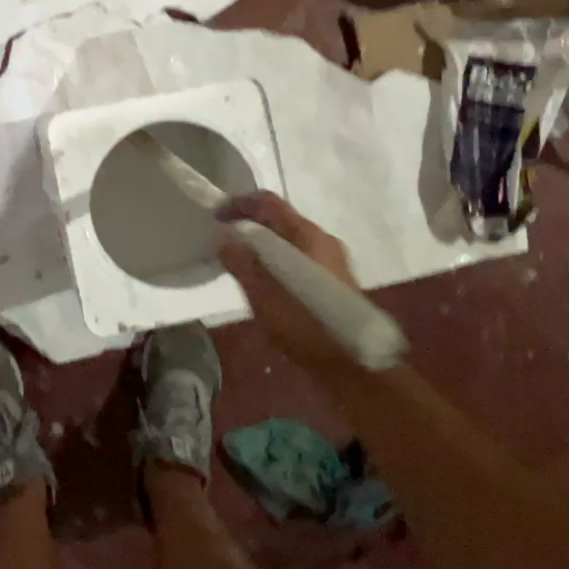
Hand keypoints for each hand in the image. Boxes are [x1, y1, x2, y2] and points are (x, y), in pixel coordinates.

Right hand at [215, 191, 363, 365]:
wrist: (354, 365)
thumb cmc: (306, 324)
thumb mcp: (263, 293)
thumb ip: (240, 260)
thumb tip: (221, 235)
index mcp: (307, 235)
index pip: (268, 203)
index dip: (238, 203)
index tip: (214, 214)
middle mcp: (322, 240)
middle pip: (279, 219)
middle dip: (248, 222)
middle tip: (222, 237)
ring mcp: (331, 260)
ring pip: (288, 239)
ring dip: (261, 242)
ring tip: (238, 258)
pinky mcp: (333, 281)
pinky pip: (297, 256)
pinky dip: (275, 258)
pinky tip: (263, 279)